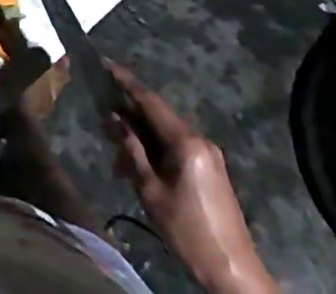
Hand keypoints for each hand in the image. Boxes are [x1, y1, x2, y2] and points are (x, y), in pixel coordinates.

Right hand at [105, 61, 276, 293]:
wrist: (232, 272)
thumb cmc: (187, 231)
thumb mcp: (151, 191)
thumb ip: (132, 150)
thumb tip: (115, 118)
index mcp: (185, 141)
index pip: (150, 101)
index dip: (125, 81)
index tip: (105, 64)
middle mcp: (198, 139)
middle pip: (156, 116)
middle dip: (128, 118)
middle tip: (103, 126)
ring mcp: (207, 153)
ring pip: (164, 134)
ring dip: (139, 140)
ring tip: (118, 161)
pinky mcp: (209, 168)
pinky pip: (174, 147)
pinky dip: (153, 151)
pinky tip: (138, 168)